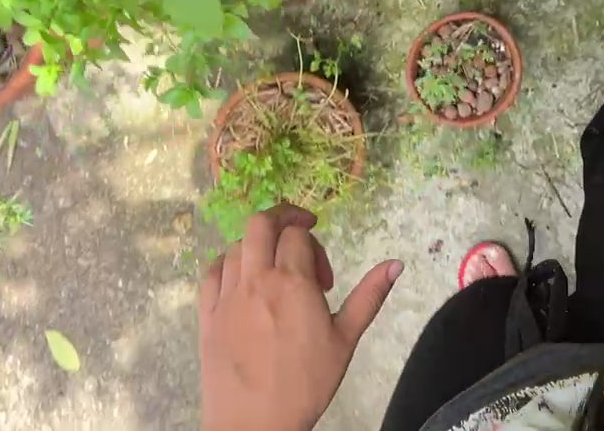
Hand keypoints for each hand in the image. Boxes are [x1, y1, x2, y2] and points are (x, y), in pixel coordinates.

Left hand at [199, 204, 403, 430]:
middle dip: (283, 218)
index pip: (298, 233)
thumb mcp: (345, 340)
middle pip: (262, 224)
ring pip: (238, 246)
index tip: (324, 276)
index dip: (314, 243)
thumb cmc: (304, 385)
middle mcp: (257, 280)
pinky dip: (228, 265)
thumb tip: (397, 263)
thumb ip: (369, 296)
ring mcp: (228, 298)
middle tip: (300, 233)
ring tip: (274, 268)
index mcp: (292, 282)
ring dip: (259, 246)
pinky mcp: (207, 317)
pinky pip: (212, 273)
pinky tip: (241, 279)